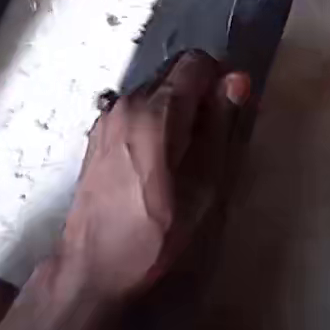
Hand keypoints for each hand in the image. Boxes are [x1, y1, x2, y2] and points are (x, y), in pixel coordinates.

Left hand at [56, 50, 249, 302]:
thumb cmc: (154, 233)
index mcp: (156, 111)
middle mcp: (128, 102)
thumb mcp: (202, 184)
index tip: (228, 106)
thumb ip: (220, 124)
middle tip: (210, 134)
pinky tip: (158, 156)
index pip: (196, 62)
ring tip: (184, 151)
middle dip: (199, 91)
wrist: (92, 267)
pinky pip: (137, 104)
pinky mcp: (98, 130)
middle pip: (174, 70)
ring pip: (156, 86)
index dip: (219, 77)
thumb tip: (237, 79)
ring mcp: (109, 114)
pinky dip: (155, 115)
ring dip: (177, 104)